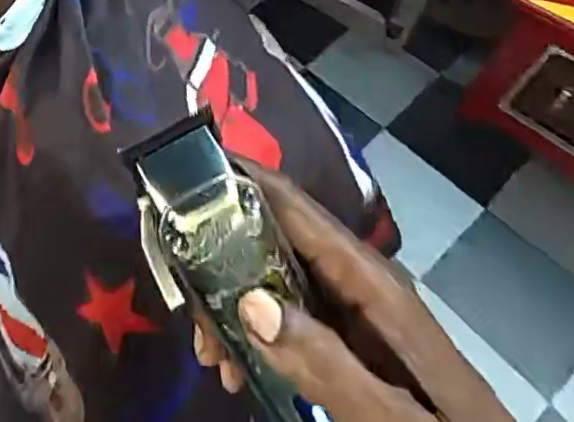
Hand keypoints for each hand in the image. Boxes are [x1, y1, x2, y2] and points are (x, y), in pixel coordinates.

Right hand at [191, 162, 511, 421]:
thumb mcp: (395, 421)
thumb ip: (326, 365)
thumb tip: (247, 301)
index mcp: (369, 279)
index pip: (290, 202)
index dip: (235, 176)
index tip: (178, 176)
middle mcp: (355, 276)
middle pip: (270, 235)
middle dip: (217, 254)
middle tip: (185, 299)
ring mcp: (352, 305)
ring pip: (271, 273)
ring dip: (229, 299)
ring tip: (208, 349)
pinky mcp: (349, 334)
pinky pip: (285, 310)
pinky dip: (251, 328)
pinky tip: (236, 364)